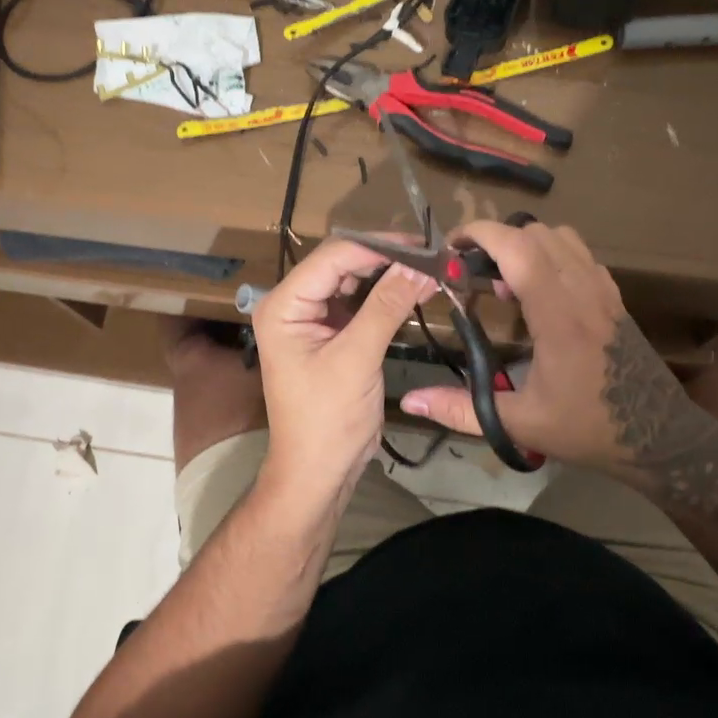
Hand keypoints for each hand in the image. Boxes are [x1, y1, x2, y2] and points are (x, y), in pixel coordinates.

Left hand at [253, 238, 437, 496]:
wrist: (318, 472)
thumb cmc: (327, 419)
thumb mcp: (357, 359)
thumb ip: (387, 306)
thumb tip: (422, 265)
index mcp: (284, 305)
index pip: (333, 257)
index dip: (379, 246)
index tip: (425, 245)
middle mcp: (293, 304)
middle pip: (342, 263)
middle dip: (386, 257)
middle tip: (434, 255)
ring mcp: (311, 319)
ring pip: (354, 280)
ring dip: (389, 275)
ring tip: (431, 268)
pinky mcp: (331, 335)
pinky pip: (360, 303)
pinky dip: (386, 296)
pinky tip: (415, 290)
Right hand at [399, 221, 693, 474]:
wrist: (659, 437)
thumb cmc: (588, 429)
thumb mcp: (520, 424)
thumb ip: (462, 410)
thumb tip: (411, 401)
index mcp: (558, 315)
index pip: (519, 247)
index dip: (481, 234)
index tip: (452, 246)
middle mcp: (583, 291)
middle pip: (537, 234)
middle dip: (498, 240)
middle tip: (473, 273)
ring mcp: (604, 291)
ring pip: (563, 238)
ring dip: (527, 246)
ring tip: (505, 283)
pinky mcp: (615, 299)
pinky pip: (580, 256)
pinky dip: (552, 258)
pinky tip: (538, 294)